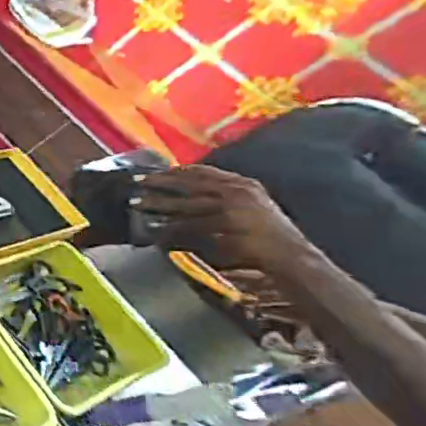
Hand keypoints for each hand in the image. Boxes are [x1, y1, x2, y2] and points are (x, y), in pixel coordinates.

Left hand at [131, 165, 315, 273]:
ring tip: (135, 203)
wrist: (290, 255)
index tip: (154, 171)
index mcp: (244, 184)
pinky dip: (169, 227)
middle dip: (159, 181)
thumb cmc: (265, 234)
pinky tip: (153, 229)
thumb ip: (221, 196)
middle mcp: (239, 191)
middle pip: (189, 183)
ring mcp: (233, 207)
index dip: (175, 171)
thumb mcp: (248, 206)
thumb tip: (184, 191)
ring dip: (157, 203)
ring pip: (184, 203)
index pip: (204, 171)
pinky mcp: (226, 224)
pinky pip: (188, 225)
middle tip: (135, 182)